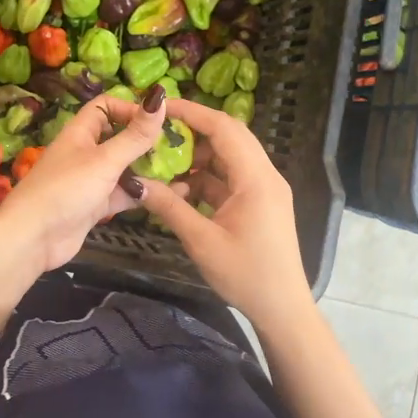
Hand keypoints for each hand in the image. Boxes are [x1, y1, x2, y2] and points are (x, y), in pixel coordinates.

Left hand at [0, 88, 167, 273]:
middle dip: (146, 141)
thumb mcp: (104, 159)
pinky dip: (142, 193)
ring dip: (148, 168)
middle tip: (181, 147)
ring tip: (184, 171)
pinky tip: (170, 196)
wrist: (33, 237)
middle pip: (119, 137)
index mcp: (81, 131)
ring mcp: (91, 179)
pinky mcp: (96, 204)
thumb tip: (161, 96)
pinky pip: (123, 193)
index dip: (131, 108)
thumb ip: (135, 135)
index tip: (159, 121)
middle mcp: (86, 151)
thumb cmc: (67, 189)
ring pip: (124, 167)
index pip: (106, 106)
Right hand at [129, 99, 308, 326]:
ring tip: (165, 166)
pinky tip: (181, 192)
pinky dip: (206, 178)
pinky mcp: (260, 204)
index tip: (162, 107)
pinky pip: (231, 178)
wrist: (283, 310)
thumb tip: (135, 181)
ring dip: (198, 157)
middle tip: (158, 132)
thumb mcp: (202, 241)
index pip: (224, 128)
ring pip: (229, 157)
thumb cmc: (246, 274)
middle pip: (229, 137)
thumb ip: (168, 207)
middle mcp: (265, 176)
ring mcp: (265, 190)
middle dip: (193, 130)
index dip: (193, 113)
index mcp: (257, 179)